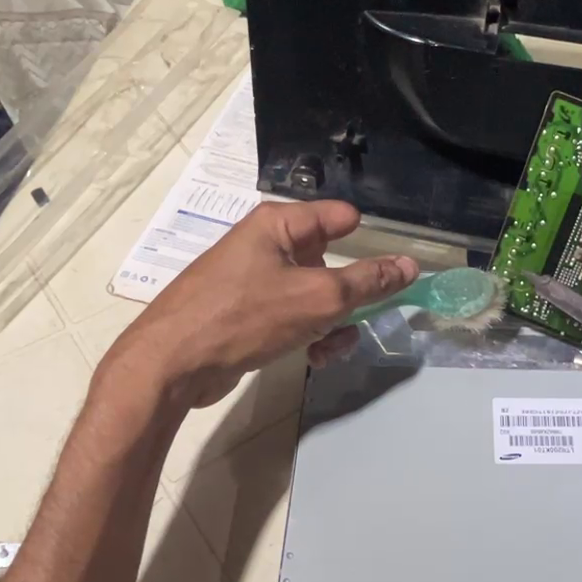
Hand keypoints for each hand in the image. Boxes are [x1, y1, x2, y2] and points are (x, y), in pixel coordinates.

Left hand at [102, 200, 416, 407]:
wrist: (171, 365)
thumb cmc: (245, 318)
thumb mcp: (318, 298)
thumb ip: (368, 282)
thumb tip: (410, 265)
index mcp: (278, 225)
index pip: (340, 217)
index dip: (369, 241)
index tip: (389, 273)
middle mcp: (265, 245)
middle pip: (331, 260)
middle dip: (350, 294)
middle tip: (359, 318)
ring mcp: (253, 280)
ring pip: (315, 295)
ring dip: (333, 322)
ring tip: (330, 346)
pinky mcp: (245, 314)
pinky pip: (292, 316)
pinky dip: (308, 334)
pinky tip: (312, 358)